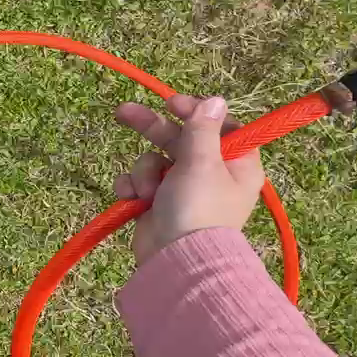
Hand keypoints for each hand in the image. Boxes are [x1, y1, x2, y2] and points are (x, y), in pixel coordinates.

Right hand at [113, 94, 264, 262]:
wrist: (175, 257)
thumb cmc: (197, 208)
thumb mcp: (202, 164)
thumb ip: (203, 130)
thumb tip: (216, 100)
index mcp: (233, 163)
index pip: (218, 127)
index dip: (195, 113)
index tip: (171, 103)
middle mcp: (208, 173)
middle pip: (178, 140)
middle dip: (151, 129)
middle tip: (123, 112)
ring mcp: (180, 189)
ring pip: (153, 162)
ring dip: (143, 172)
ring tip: (146, 191)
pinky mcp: (155, 202)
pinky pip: (138, 182)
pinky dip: (132, 188)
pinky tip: (133, 198)